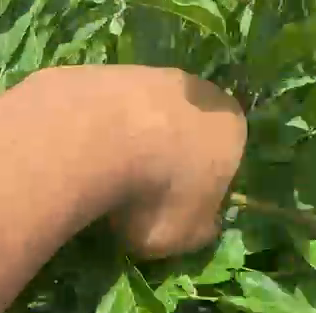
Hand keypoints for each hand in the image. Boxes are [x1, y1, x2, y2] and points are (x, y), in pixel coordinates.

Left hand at [20, 66, 246, 258]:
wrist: (102, 140)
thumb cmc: (157, 196)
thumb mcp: (185, 236)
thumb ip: (199, 231)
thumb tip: (205, 225)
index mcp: (232, 130)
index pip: (223, 164)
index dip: (197, 192)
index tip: (172, 213)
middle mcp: (200, 94)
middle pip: (185, 136)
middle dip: (165, 164)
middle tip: (137, 198)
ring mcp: (153, 75)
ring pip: (146, 120)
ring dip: (130, 147)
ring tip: (104, 181)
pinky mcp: (108, 73)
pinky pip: (108, 114)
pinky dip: (99, 135)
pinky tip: (83, 157)